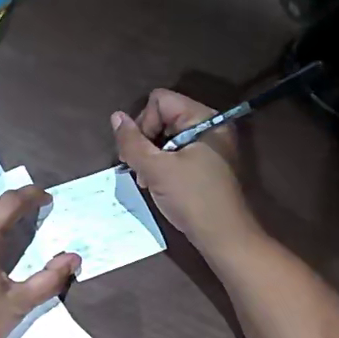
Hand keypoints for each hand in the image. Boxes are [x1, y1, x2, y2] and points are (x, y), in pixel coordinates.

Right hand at [111, 89, 251, 243]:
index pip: (160, 101)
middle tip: (140, 168)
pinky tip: (157, 183)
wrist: (223, 236)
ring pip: (165, 136)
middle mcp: (208, 126)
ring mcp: (208, 146)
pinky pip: (175, 152)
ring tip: (147, 179)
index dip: (144, 123)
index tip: (141, 152)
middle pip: (162, 116)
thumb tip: (116, 117)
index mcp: (203, 119)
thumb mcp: (156, 169)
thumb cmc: (192, 198)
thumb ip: (132, 142)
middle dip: (145, 141)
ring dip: (150, 156)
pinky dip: (161, 165)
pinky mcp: (205, 163)